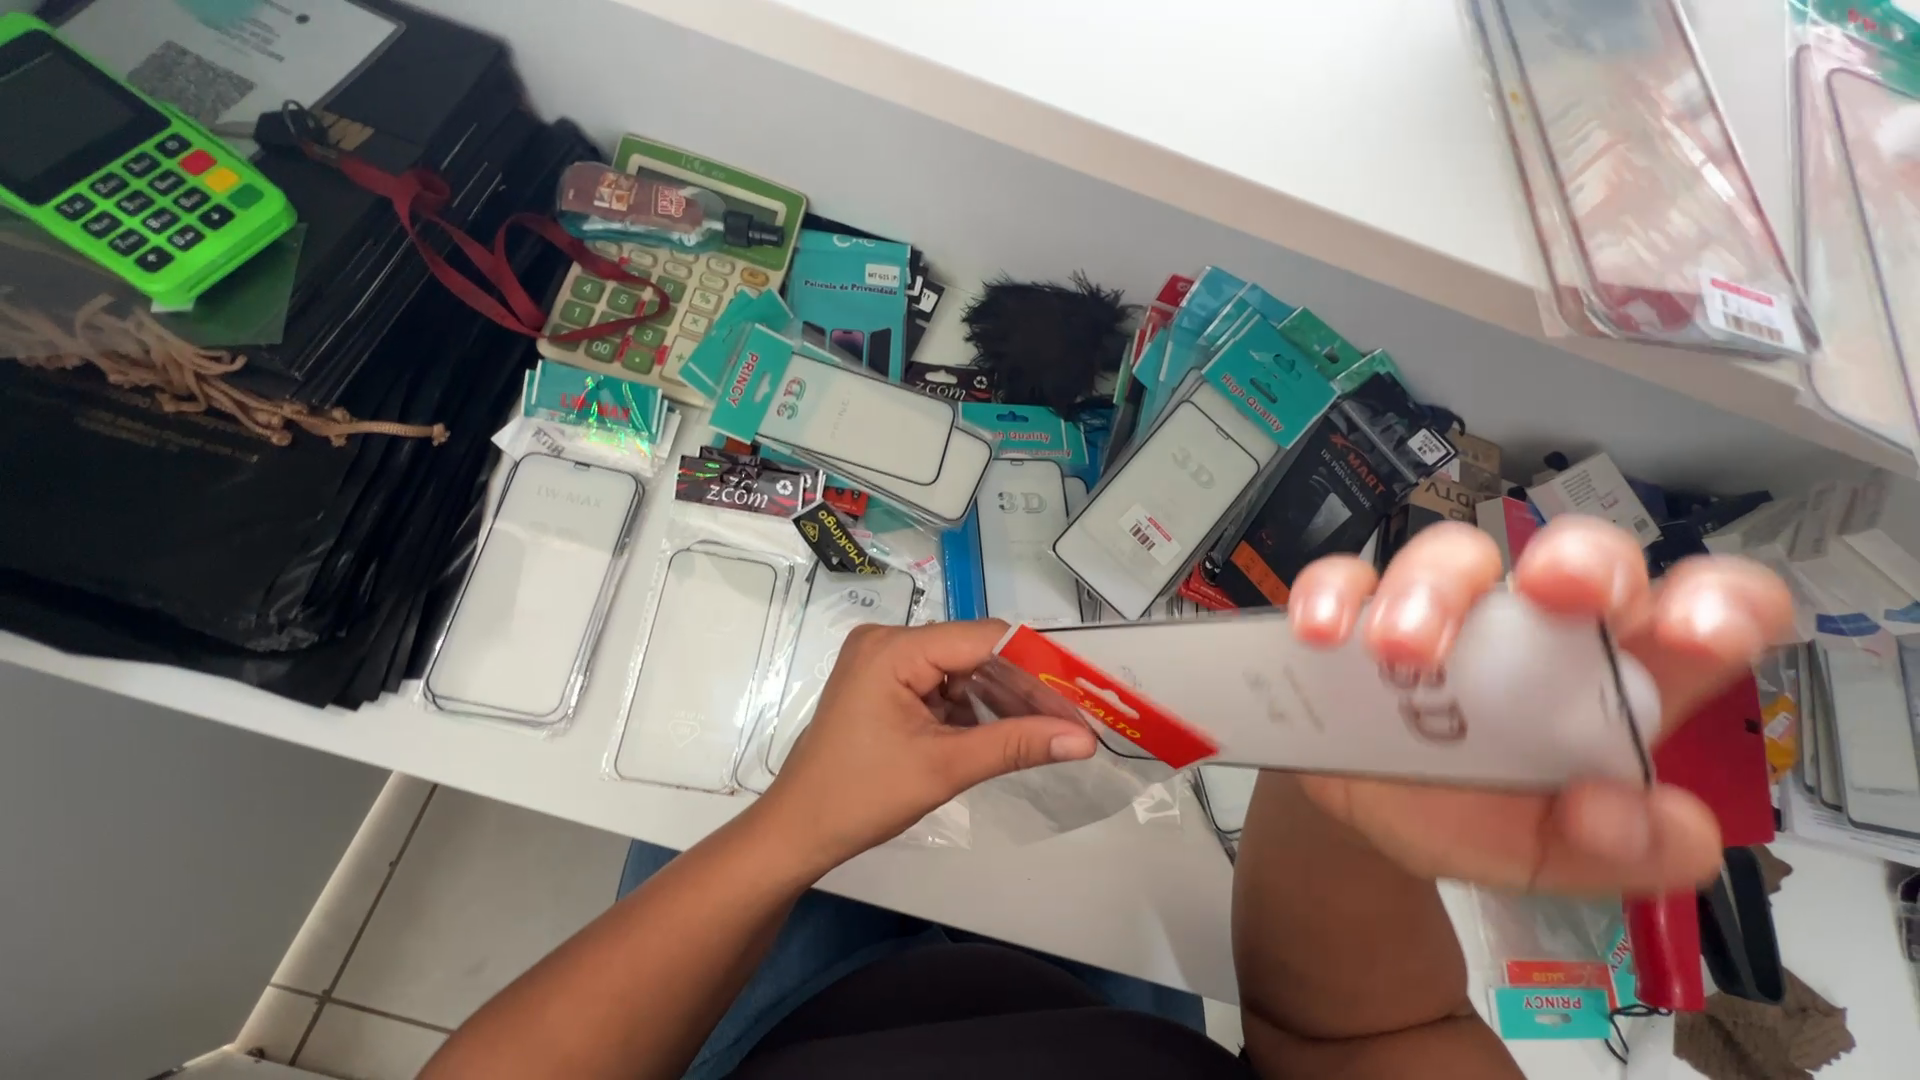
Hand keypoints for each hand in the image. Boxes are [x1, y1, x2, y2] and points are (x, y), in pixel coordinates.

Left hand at [759, 620, 1098, 868]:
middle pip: (973, 652)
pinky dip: (968, 708)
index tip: (1077, 700)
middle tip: (1068, 724)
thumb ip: (1016, 744)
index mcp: (894, 648)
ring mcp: (881, 660)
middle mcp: (887, 640)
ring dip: (996, 700)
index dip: (1036, 668)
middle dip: (1020, 688)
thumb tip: (1084, 739)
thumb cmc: (862, 797)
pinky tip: (996, 733)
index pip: (984, 639)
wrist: (797, 831)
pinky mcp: (881, 683)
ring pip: (959, 669)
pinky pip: (939, 684)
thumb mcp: (946, 767)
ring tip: (1040, 733)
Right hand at [1286, 517, 1791, 893]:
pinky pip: (1343, 578)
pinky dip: (1331, 596)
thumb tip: (1638, 815)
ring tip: (1396, 650)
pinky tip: (1321, 635)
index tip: (1695, 633)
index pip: (1700, 609)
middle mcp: (1534, 626)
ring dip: (1428, 590)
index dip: (1720, 602)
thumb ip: (1623, 853)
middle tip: (1556, 590)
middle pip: (1578, 553)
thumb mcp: (1555, 857)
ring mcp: (1439, 610)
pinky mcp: (1356, 608)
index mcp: (1614, 678)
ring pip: (1450, 554)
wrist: (1362, 812)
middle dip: (1579, 559)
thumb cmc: (1468, 818)